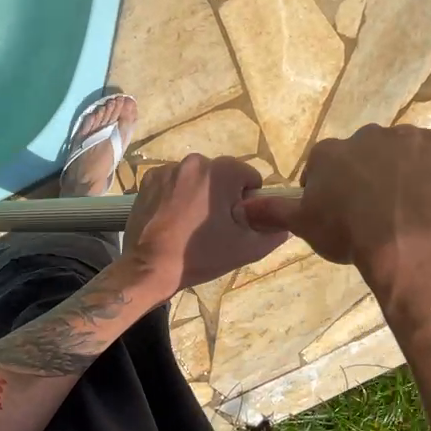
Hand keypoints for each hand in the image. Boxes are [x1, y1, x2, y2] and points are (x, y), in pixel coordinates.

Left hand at [119, 154, 289, 301]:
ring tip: (187, 226)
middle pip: (220, 177)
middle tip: (209, 227)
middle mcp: (194, 161)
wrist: (148, 269)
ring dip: (197, 196)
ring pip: (195, 180)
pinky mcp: (146, 182)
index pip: (248, 178)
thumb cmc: (200, 256)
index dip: (245, 202)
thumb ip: (274, 232)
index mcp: (222, 170)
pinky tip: (170, 220)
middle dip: (220, 197)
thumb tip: (284, 224)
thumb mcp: (247, 248)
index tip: (232, 223)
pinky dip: (174, 197)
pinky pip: (171, 185)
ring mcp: (166, 170)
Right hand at [237, 124, 430, 287]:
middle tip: (368, 209)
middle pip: (361, 153)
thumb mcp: (303, 226)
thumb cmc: (348, 232)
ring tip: (401, 206)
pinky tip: (427, 200)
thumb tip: (242, 206)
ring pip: (399, 152)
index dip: (325, 186)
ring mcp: (410, 137)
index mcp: (329, 153)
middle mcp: (368, 136)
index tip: (332, 209)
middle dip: (363, 174)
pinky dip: (430, 173)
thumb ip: (273, 211)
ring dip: (398, 171)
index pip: (320, 164)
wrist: (411, 239)